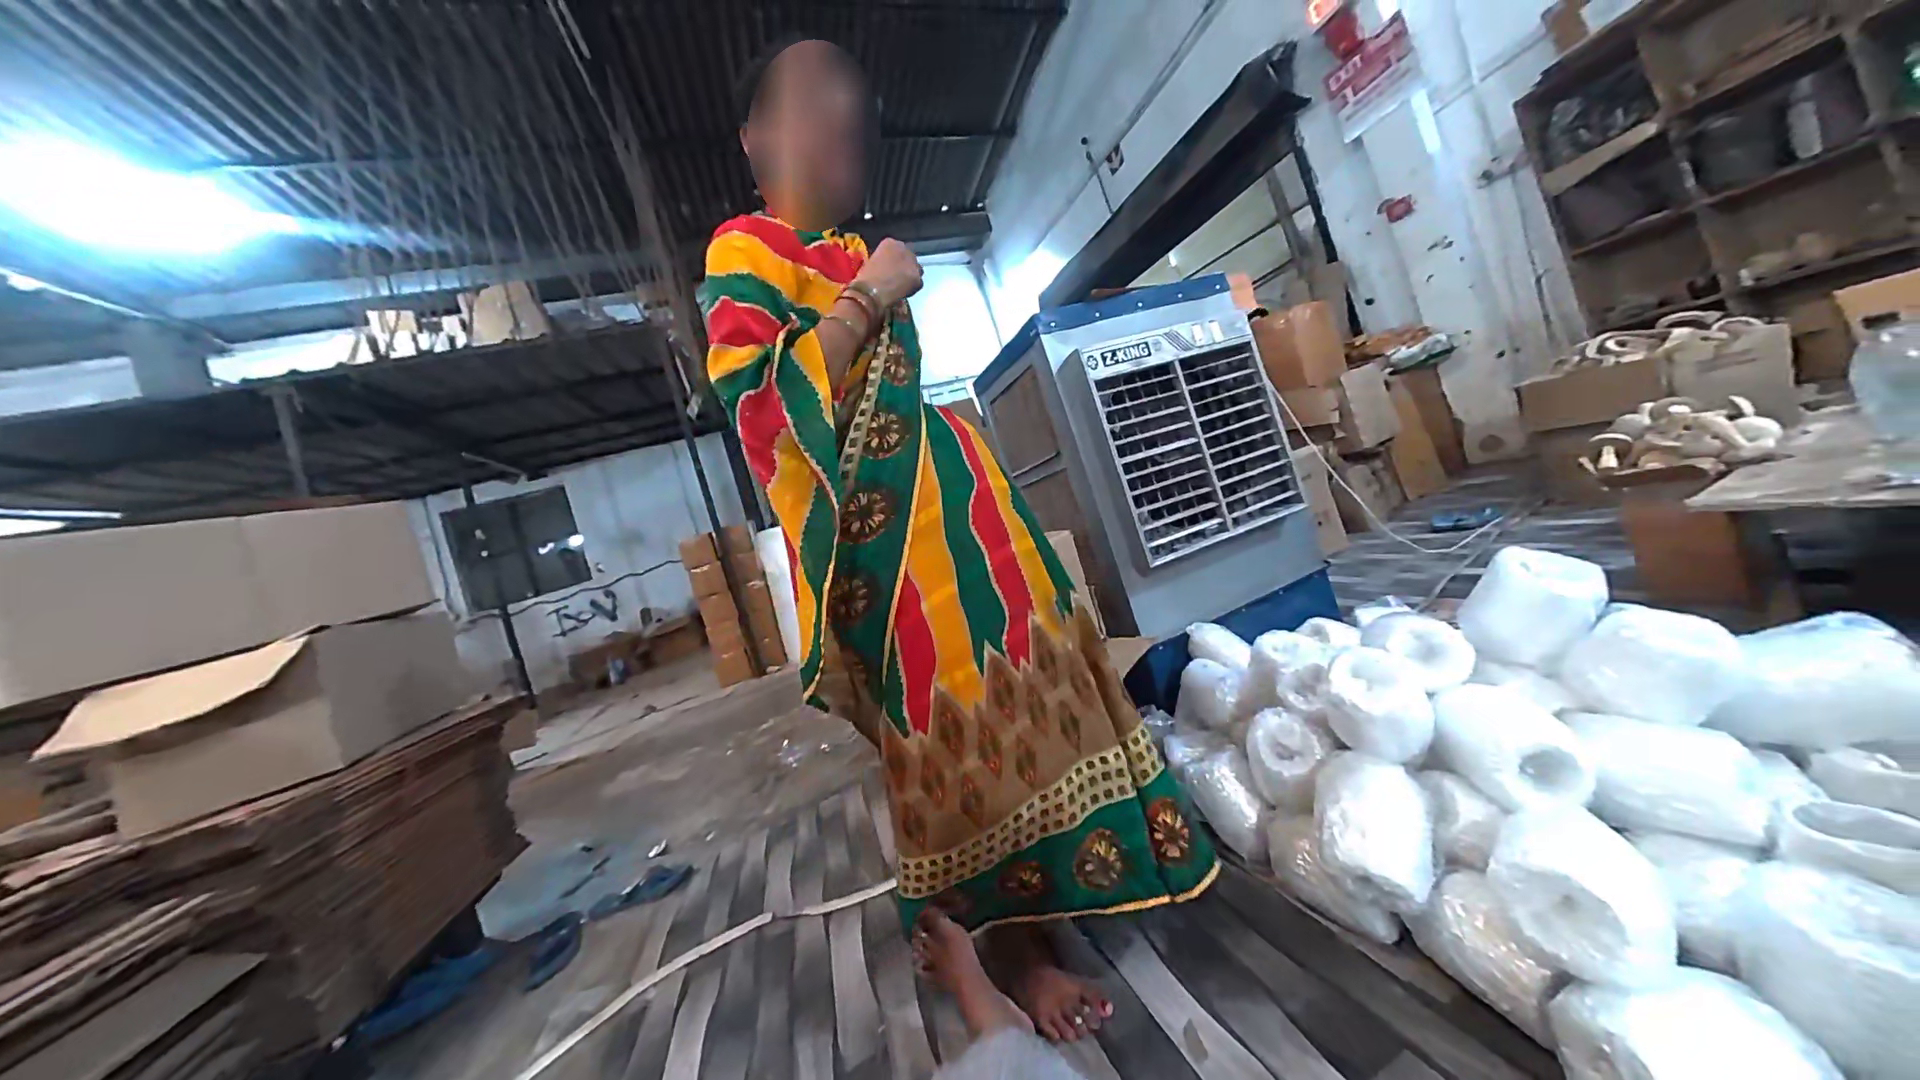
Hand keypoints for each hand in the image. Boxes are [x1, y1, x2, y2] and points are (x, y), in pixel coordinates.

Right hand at [855, 238, 922, 307]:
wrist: (870, 291)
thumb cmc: (865, 278)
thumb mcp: (872, 261)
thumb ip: (884, 260)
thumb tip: (889, 267)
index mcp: (890, 242)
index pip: (899, 249)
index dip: (896, 261)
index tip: (892, 269)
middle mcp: (904, 247)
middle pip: (910, 258)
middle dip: (905, 267)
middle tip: (899, 278)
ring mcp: (912, 262)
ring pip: (917, 269)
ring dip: (911, 276)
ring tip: (902, 286)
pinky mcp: (917, 277)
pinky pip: (919, 283)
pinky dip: (913, 288)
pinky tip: (904, 292)